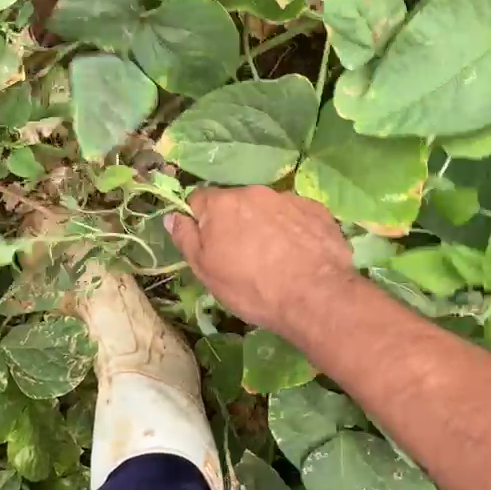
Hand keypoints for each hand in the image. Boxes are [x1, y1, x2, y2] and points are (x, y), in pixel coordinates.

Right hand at [165, 186, 358, 338]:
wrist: (316, 297)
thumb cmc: (252, 287)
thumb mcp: (206, 271)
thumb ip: (186, 239)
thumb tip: (173, 217)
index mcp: (221, 204)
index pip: (198, 200)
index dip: (200, 222)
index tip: (210, 245)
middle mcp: (253, 192)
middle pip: (234, 202)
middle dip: (234, 222)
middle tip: (242, 255)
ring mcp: (288, 198)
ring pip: (266, 208)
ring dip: (264, 225)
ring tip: (275, 257)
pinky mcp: (317, 210)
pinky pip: (295, 215)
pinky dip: (292, 229)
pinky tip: (298, 254)